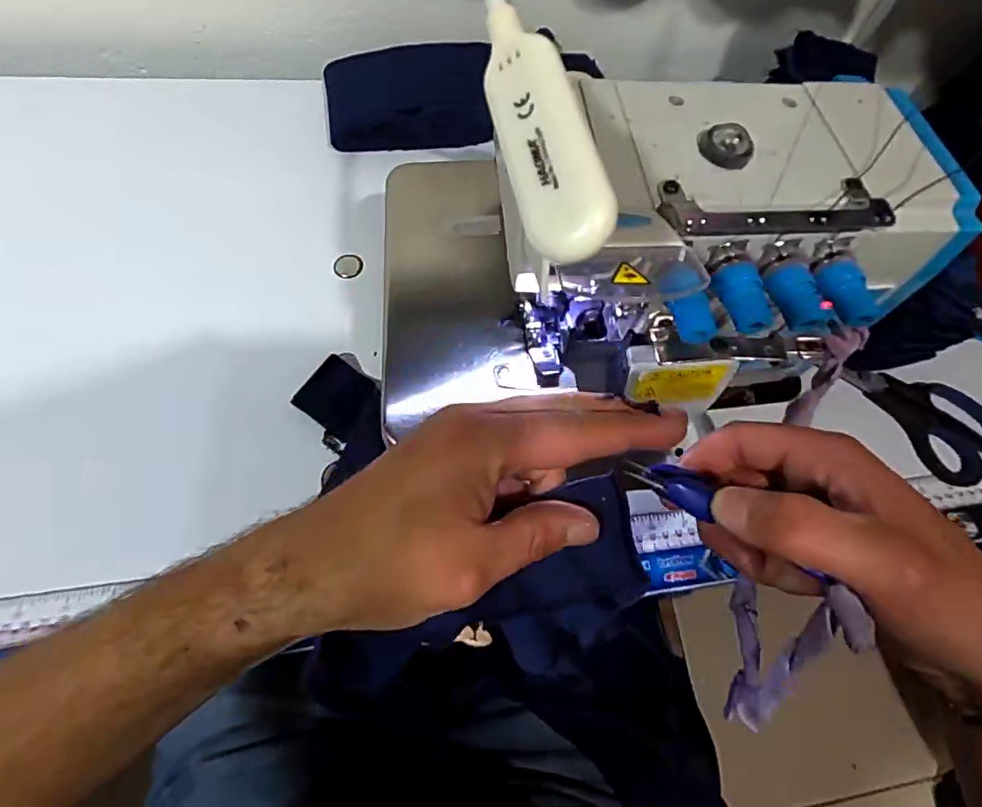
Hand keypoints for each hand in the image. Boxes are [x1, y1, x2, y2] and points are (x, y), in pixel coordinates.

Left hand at [251, 395, 685, 634]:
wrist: (309, 563)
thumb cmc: (389, 568)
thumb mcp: (472, 566)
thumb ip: (535, 534)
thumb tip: (586, 519)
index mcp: (486, 440)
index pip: (574, 430)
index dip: (627, 429)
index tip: (671, 423)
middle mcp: (473, 418)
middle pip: (556, 414)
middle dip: (606, 422)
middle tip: (655, 427)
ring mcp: (455, 427)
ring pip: (531, 425)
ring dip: (571, 440)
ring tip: (614, 447)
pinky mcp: (443, 444)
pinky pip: (506, 438)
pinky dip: (538, 453)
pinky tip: (552, 471)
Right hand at [681, 422, 981, 729]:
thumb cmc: (941, 597)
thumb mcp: (868, 558)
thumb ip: (790, 524)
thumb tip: (717, 499)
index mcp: (829, 457)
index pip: (746, 438)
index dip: (707, 459)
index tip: (676, 496)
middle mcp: (817, 476)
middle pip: (742, 477)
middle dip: (735, 517)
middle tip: (750, 557)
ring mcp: (818, 514)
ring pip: (751, 516)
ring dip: (756, 550)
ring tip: (795, 580)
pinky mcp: (820, 549)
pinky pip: (770, 548)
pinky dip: (773, 569)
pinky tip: (805, 589)